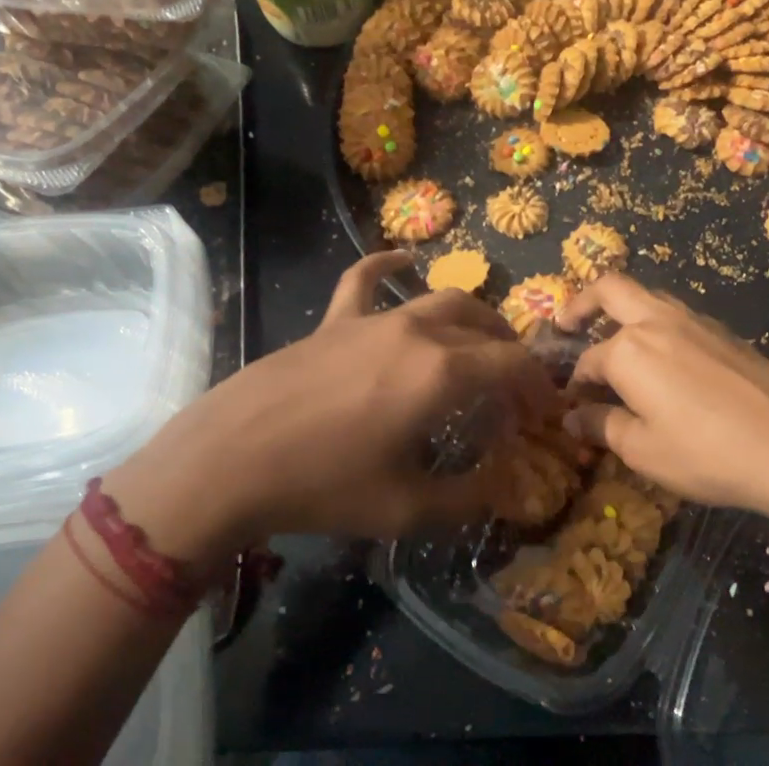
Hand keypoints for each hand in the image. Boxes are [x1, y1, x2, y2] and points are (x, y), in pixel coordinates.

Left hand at [105, 252, 558, 567]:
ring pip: (442, 300)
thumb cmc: (321, 488)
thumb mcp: (406, 509)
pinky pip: (366, 279)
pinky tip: (404, 260)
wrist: (225, 464)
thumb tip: (507, 481)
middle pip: (485, 327)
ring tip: (482, 342)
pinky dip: (390, 266)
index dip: (538, 387)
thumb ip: (469, 495)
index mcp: (441, 374)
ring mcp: (372, 320)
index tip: (544, 414)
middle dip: (511, 354)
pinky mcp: (333, 321)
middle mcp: (416, 333)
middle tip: (514, 390)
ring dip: (474, 318)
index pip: (512, 365)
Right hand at [556, 274, 768, 532]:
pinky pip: (679, 315)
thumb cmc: (706, 454)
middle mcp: (658, 321)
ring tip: (615, 341)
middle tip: (566, 324)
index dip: (574, 383)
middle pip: (612, 289)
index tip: (571, 407)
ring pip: (649, 296)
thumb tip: (573, 416)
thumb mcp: (644, 451)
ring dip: (624, 309)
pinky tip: (664, 359)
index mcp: (629, 348)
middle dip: (582, 302)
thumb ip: (603, 426)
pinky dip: (657, 323)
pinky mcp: (726, 332)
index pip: (587, 359)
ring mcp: (696, 321)